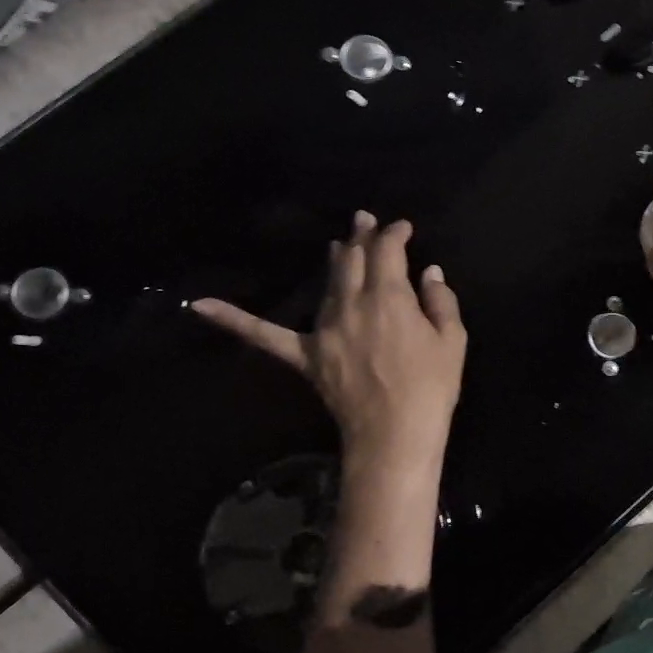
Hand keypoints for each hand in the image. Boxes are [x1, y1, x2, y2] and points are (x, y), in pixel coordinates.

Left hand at [192, 211, 467, 456]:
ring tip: (338, 244)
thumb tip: (429, 273)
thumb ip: (440, 302)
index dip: (394, 234)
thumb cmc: (432, 386)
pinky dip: (234, 319)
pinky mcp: (305, 355)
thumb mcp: (452, 341)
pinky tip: (200, 306)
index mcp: (389, 298)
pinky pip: (264, 335)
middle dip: (362, 236)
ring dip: (335, 259)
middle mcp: (352, 304)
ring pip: (327, 283)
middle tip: (365, 220)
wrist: (395, 433)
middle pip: (354, 260)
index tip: (403, 227)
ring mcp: (324, 329)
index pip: (387, 252)